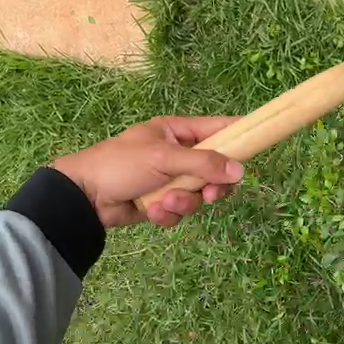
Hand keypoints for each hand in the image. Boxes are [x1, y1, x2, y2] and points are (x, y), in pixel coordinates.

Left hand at [51, 116, 243, 227]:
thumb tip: (240, 170)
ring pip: (200, 195)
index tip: (260, 144)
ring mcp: (172, 179)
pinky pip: (182, 210)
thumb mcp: (163, 158)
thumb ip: (203, 163)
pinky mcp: (163, 202)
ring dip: (184, 203)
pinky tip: (153, 212)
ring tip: (165, 204)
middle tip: (208, 196)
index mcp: (178, 131)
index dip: (241, 135)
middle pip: (217, 170)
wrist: (83, 197)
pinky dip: (169, 214)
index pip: (220, 128)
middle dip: (211, 186)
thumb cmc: (120, 164)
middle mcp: (179, 154)